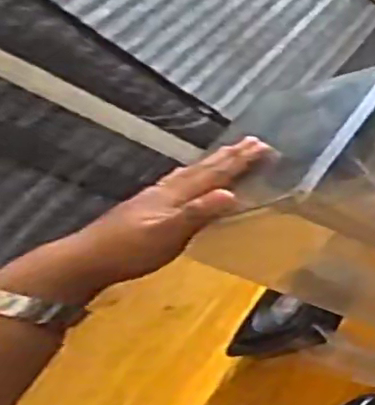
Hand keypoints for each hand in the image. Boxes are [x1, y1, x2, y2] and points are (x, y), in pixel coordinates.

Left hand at [53, 138, 272, 297]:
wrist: (83, 262)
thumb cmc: (130, 250)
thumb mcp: (169, 233)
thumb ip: (198, 213)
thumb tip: (231, 194)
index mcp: (173, 196)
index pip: (213, 174)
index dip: (238, 161)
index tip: (261, 146)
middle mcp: (165, 192)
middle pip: (202, 170)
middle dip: (228, 156)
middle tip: (251, 142)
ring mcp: (154, 199)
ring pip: (189, 174)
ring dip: (211, 163)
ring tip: (226, 153)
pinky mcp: (149, 209)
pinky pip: (178, 184)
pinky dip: (191, 176)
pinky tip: (189, 177)